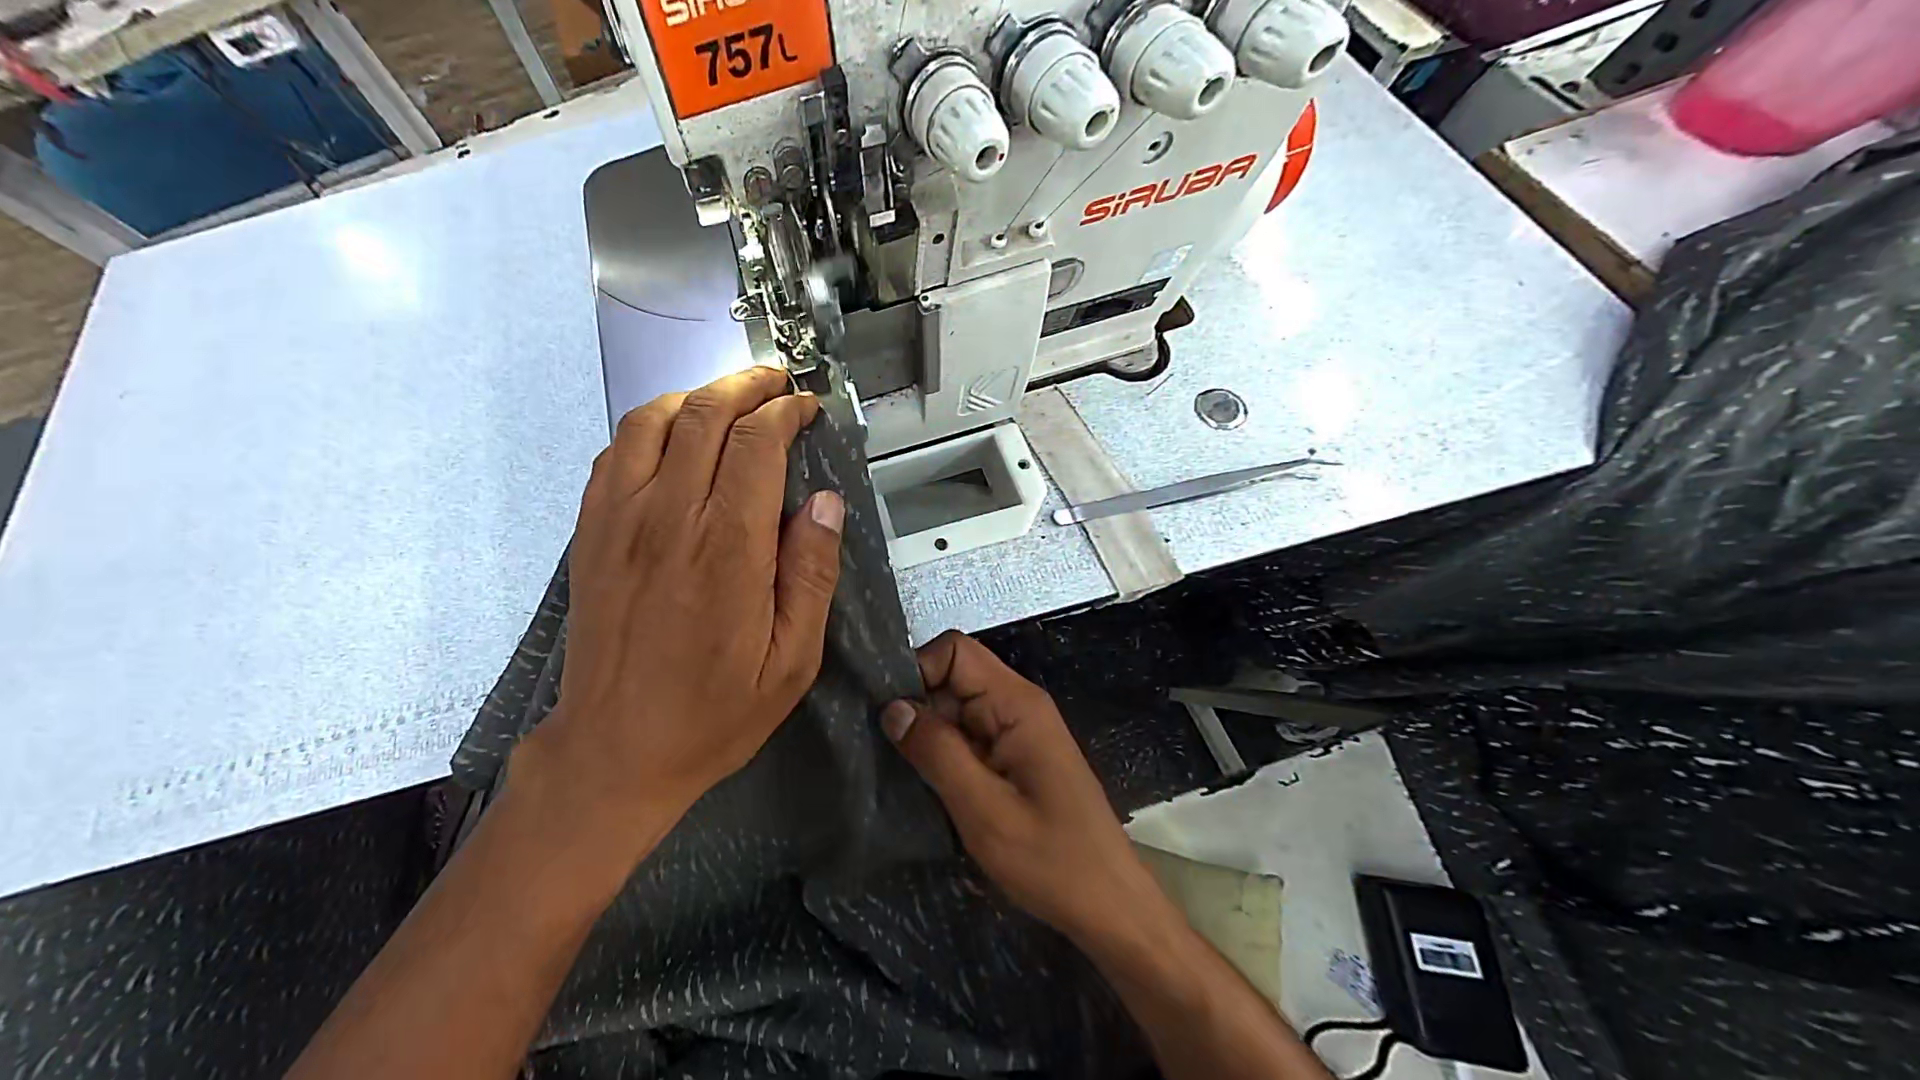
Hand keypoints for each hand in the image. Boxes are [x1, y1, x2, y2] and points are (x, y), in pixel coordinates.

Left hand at [516, 367, 845, 854]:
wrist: (615, 750)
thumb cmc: (714, 712)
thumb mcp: (792, 660)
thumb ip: (811, 574)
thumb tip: (823, 502)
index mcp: (726, 550)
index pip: (754, 444)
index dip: (785, 412)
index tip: (806, 409)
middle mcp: (666, 520)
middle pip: (703, 416)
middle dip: (745, 386)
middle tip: (777, 384)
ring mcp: (618, 522)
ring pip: (651, 421)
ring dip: (695, 396)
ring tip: (730, 399)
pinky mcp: (590, 534)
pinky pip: (614, 453)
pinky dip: (649, 426)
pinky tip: (674, 436)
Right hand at [881, 631, 1160, 944]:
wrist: (1108, 905)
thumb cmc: (1051, 859)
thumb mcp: (984, 809)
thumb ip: (936, 752)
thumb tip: (892, 707)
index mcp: (1016, 704)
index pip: (955, 651)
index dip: (916, 671)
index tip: (885, 714)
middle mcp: (1017, 706)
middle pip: (952, 679)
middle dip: (916, 707)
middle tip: (883, 751)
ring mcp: (1017, 732)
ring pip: (955, 711)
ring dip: (927, 735)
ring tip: (897, 771)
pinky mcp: (1014, 758)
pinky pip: (968, 739)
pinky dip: (943, 756)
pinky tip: (925, 785)